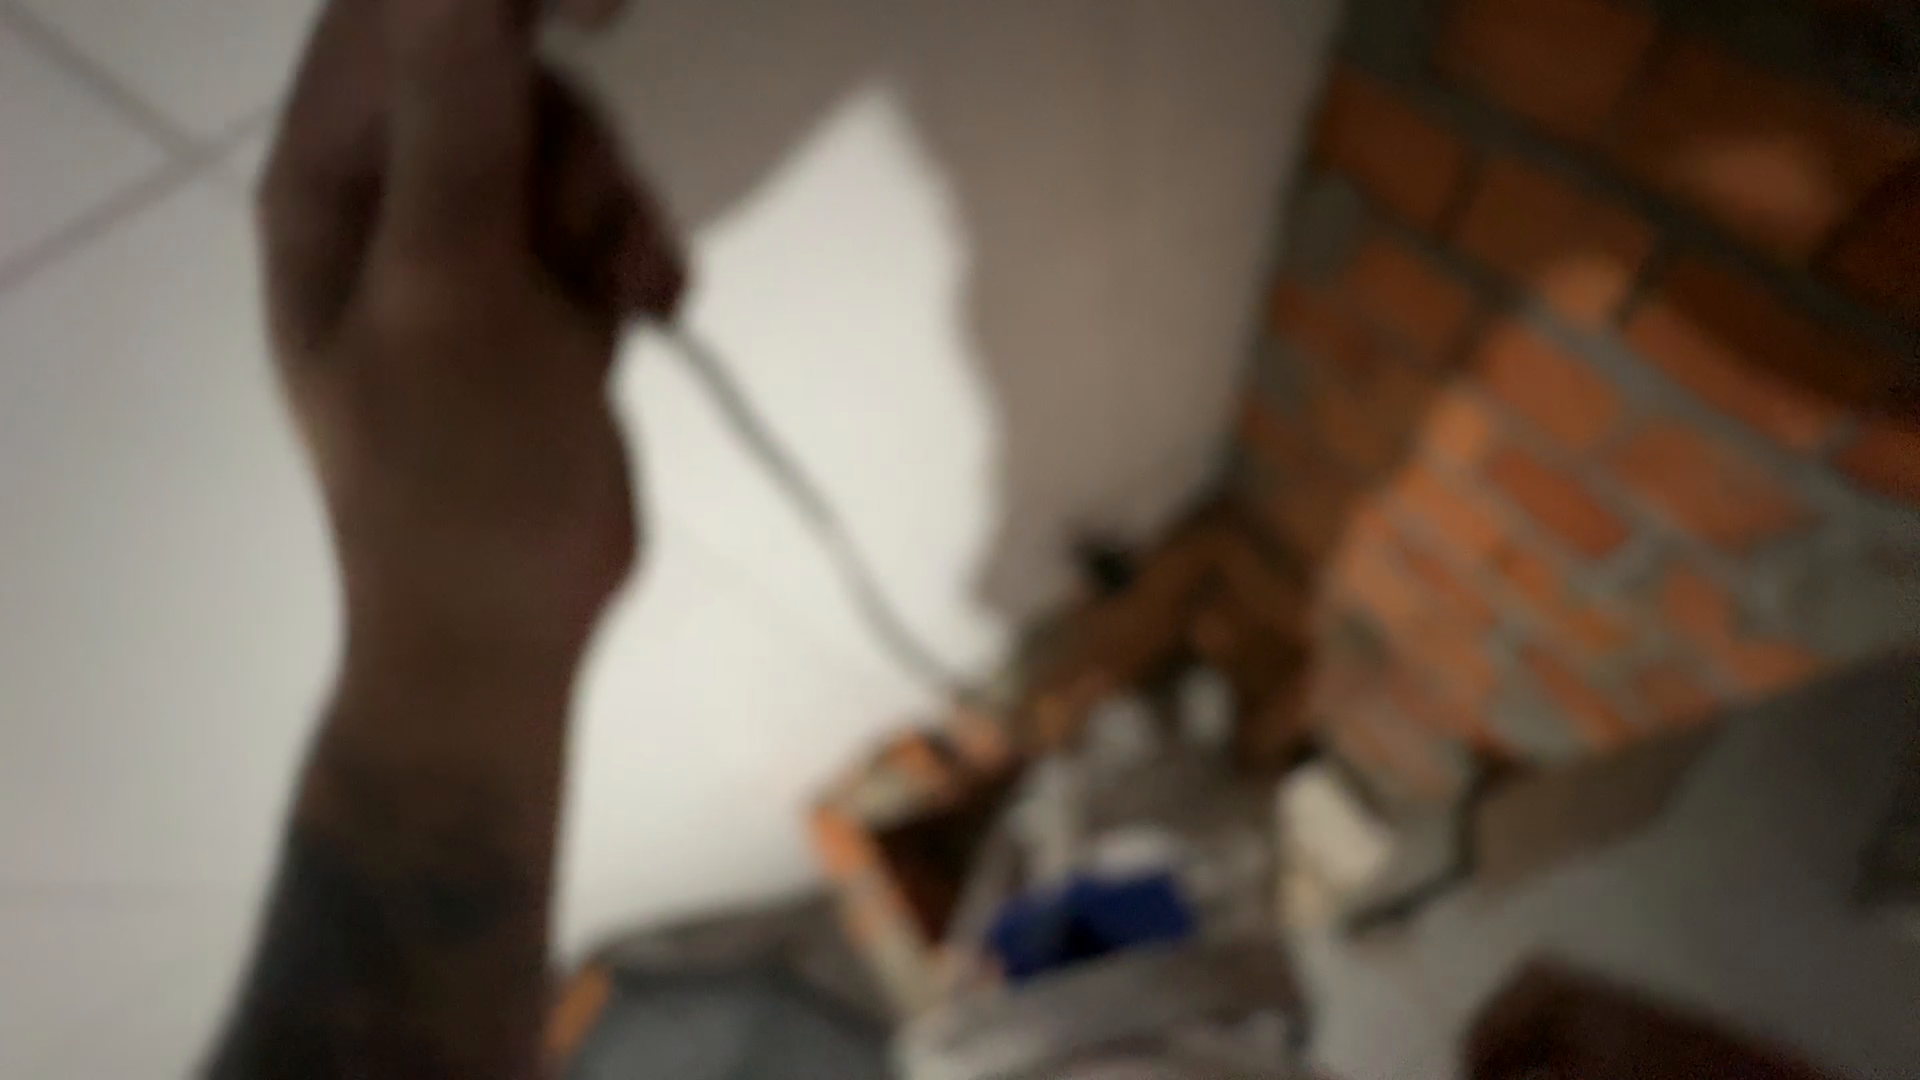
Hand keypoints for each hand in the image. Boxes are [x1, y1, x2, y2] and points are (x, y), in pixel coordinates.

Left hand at [259, 0, 683, 658]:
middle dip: (579, 157)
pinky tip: (659, 315)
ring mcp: (495, 265)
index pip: (404, 28)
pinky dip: (647, 265)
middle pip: (511, 96)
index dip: (499, 0)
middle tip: (592, 246)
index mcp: (341, 189)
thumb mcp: (451, 301)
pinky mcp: (562, 313)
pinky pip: (614, 240)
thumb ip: (459, 141)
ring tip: (633, 298)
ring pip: (579, 172)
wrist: (509, 607)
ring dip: (625, 220)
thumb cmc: (459, 474)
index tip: (609, 12)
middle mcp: (413, 211)